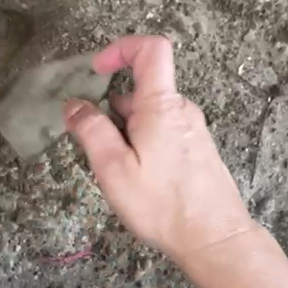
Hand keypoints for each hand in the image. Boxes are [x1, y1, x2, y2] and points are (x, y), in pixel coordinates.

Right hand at [64, 36, 255, 261]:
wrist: (214, 239)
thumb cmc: (162, 205)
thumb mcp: (114, 169)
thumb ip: (91, 131)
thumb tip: (73, 105)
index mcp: (161, 106)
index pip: (151, 49)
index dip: (121, 48)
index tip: (96, 71)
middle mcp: (181, 110)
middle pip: (141, 89)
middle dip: (110, 110)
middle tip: (95, 148)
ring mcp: (192, 130)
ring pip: (148, 115)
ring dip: (123, 132)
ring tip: (116, 172)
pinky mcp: (196, 149)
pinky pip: (160, 132)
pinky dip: (139, 144)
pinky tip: (136, 180)